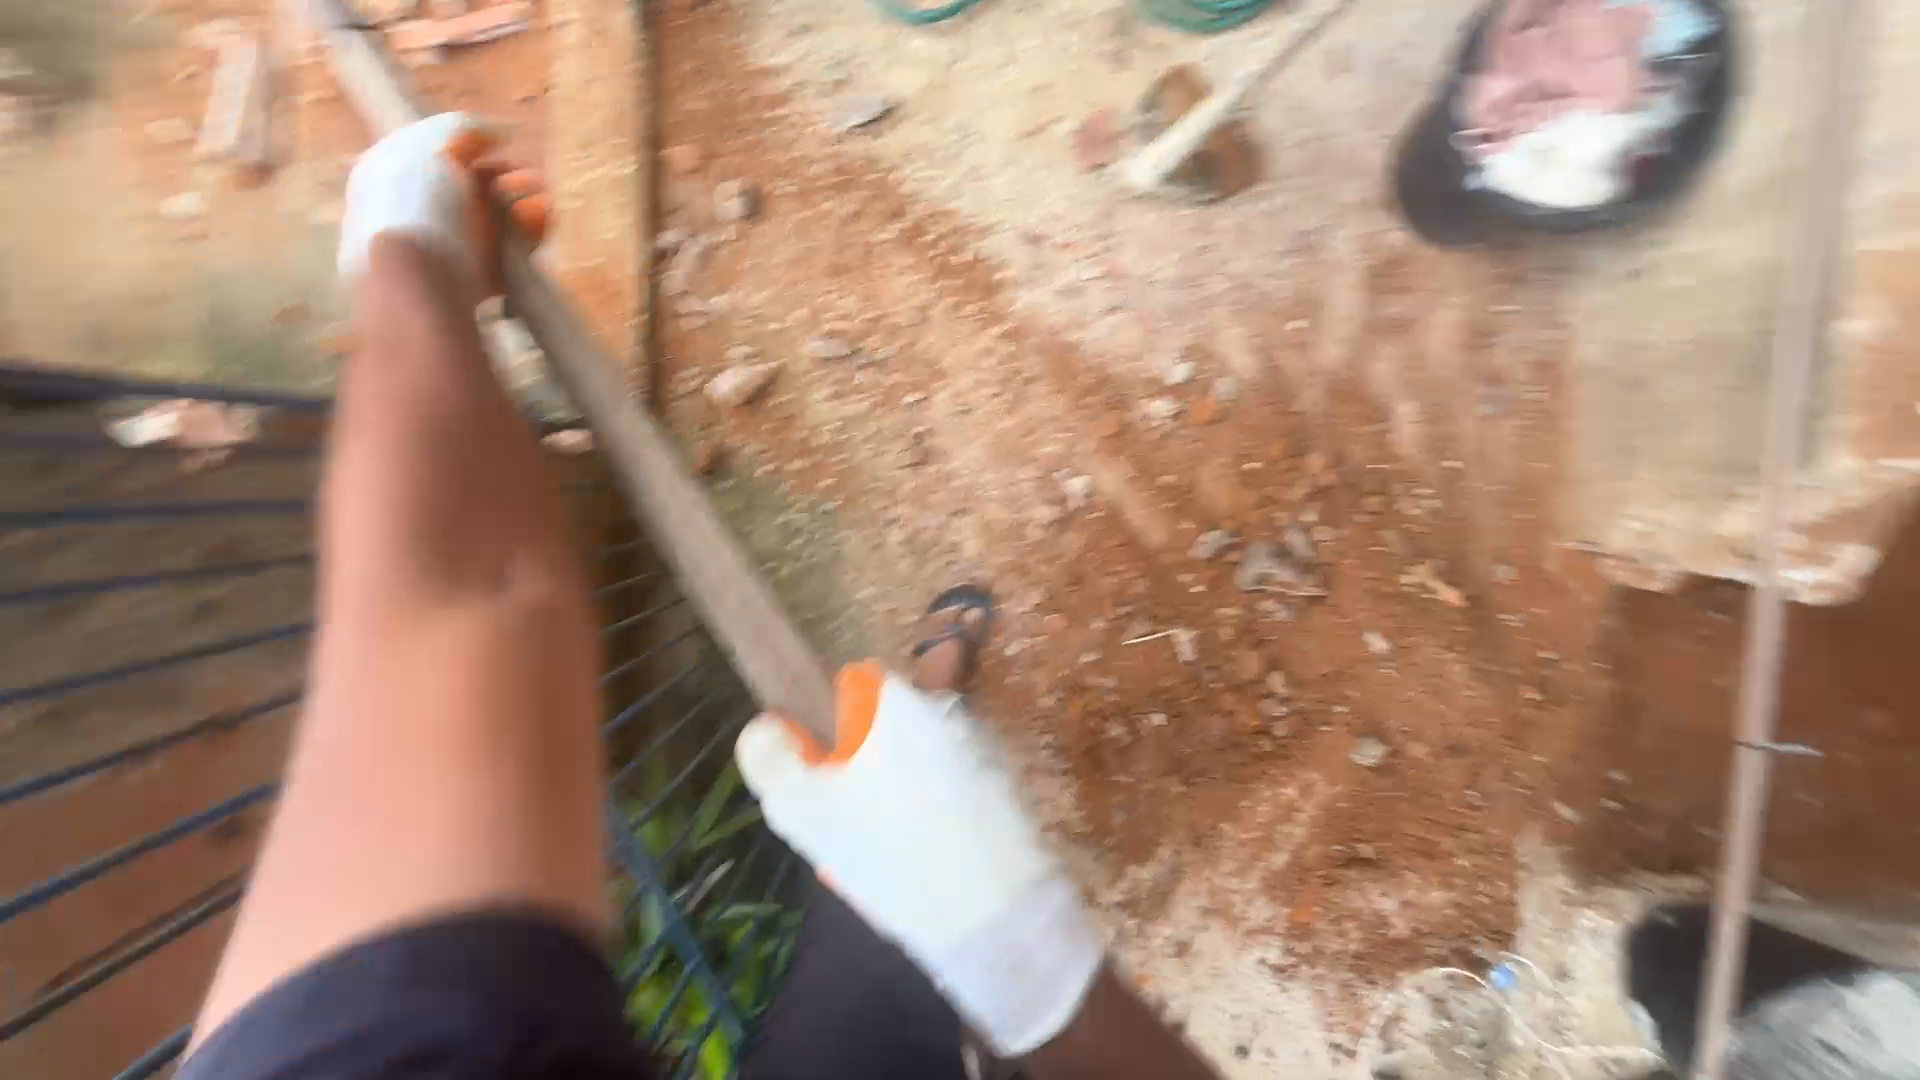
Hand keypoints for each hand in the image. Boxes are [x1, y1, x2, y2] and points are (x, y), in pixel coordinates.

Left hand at [337, 112, 550, 302]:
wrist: (421, 283)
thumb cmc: (417, 208)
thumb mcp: (428, 148)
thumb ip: (463, 130)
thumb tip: (498, 132)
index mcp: (398, 173)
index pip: (445, 153)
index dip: (476, 147)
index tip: (502, 146)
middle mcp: (426, 208)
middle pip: (479, 186)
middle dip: (510, 179)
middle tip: (530, 182)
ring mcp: (455, 245)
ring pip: (502, 219)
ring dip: (528, 206)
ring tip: (543, 206)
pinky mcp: (482, 281)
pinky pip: (513, 255)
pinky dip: (532, 239)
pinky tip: (544, 226)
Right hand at [735, 662, 1102, 1056]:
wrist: (993, 911)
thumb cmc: (890, 851)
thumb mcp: (805, 811)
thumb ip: (773, 759)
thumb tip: (765, 726)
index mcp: (898, 702)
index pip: (855, 686)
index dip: (836, 731)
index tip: (832, 777)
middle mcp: (945, 709)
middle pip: (890, 728)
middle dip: (870, 767)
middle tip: (858, 827)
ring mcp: (982, 746)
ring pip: (922, 760)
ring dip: (904, 791)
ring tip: (894, 854)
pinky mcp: (1007, 784)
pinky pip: (956, 786)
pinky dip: (941, 811)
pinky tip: (931, 858)